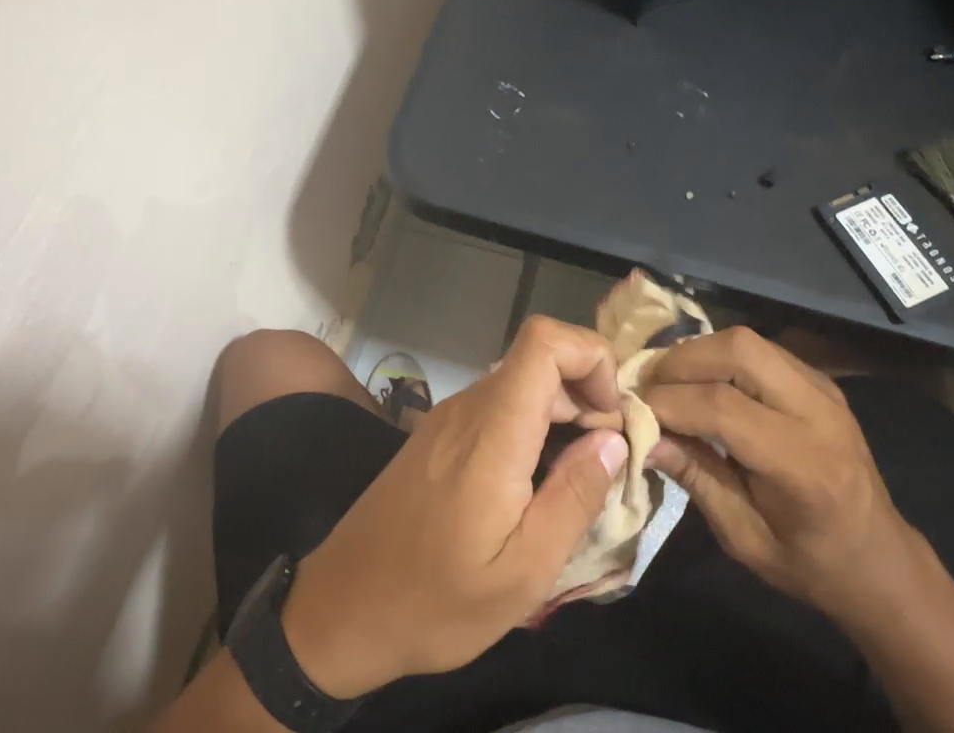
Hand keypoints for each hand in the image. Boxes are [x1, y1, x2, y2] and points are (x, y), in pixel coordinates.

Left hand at [279, 317, 629, 698]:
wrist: (340, 612)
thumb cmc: (435, 604)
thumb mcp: (523, 573)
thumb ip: (574, 497)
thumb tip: (613, 438)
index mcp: (491, 434)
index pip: (543, 341)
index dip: (591, 357)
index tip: (613, 419)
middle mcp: (465, 410)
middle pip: (538, 362)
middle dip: (586, 397)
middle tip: (605, 467)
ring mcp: (445, 422)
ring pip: (519, 385)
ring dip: (560, 417)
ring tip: (574, 483)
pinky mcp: (434, 439)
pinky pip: (496, 411)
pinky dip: (530, 430)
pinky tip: (533, 488)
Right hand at [641, 327, 921, 620]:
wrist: (878, 558)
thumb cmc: (809, 562)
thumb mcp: (743, 537)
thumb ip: (695, 477)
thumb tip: (642, 436)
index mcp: (803, 464)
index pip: (722, 405)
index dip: (667, 403)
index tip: (631, 413)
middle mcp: (818, 412)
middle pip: (738, 350)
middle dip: (681, 362)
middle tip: (648, 389)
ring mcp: (823, 389)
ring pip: (747, 340)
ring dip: (698, 355)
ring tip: (669, 385)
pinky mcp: (820, 381)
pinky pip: (760, 350)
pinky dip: (720, 359)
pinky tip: (702, 386)